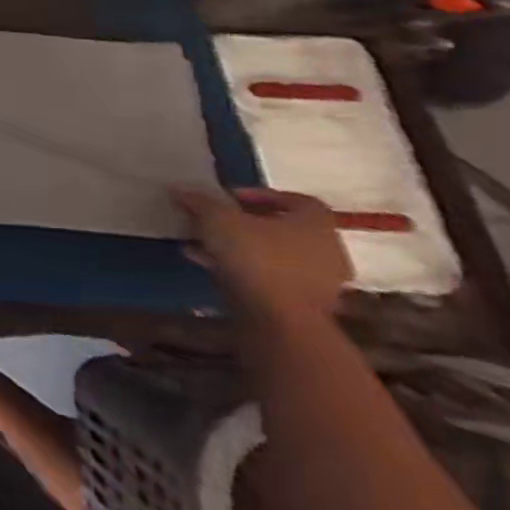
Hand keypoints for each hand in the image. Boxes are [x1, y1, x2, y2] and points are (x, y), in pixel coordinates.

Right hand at [174, 186, 352, 321]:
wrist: (280, 319)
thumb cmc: (256, 257)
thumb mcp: (217, 219)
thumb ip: (200, 202)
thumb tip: (183, 190)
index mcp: (315, 223)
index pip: (296, 199)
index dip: (262, 194)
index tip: (229, 197)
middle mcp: (326, 248)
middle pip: (284, 227)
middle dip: (246, 222)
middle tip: (214, 219)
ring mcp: (319, 279)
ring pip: (274, 253)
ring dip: (241, 246)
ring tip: (204, 242)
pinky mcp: (304, 301)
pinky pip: (270, 276)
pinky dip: (243, 267)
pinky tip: (209, 264)